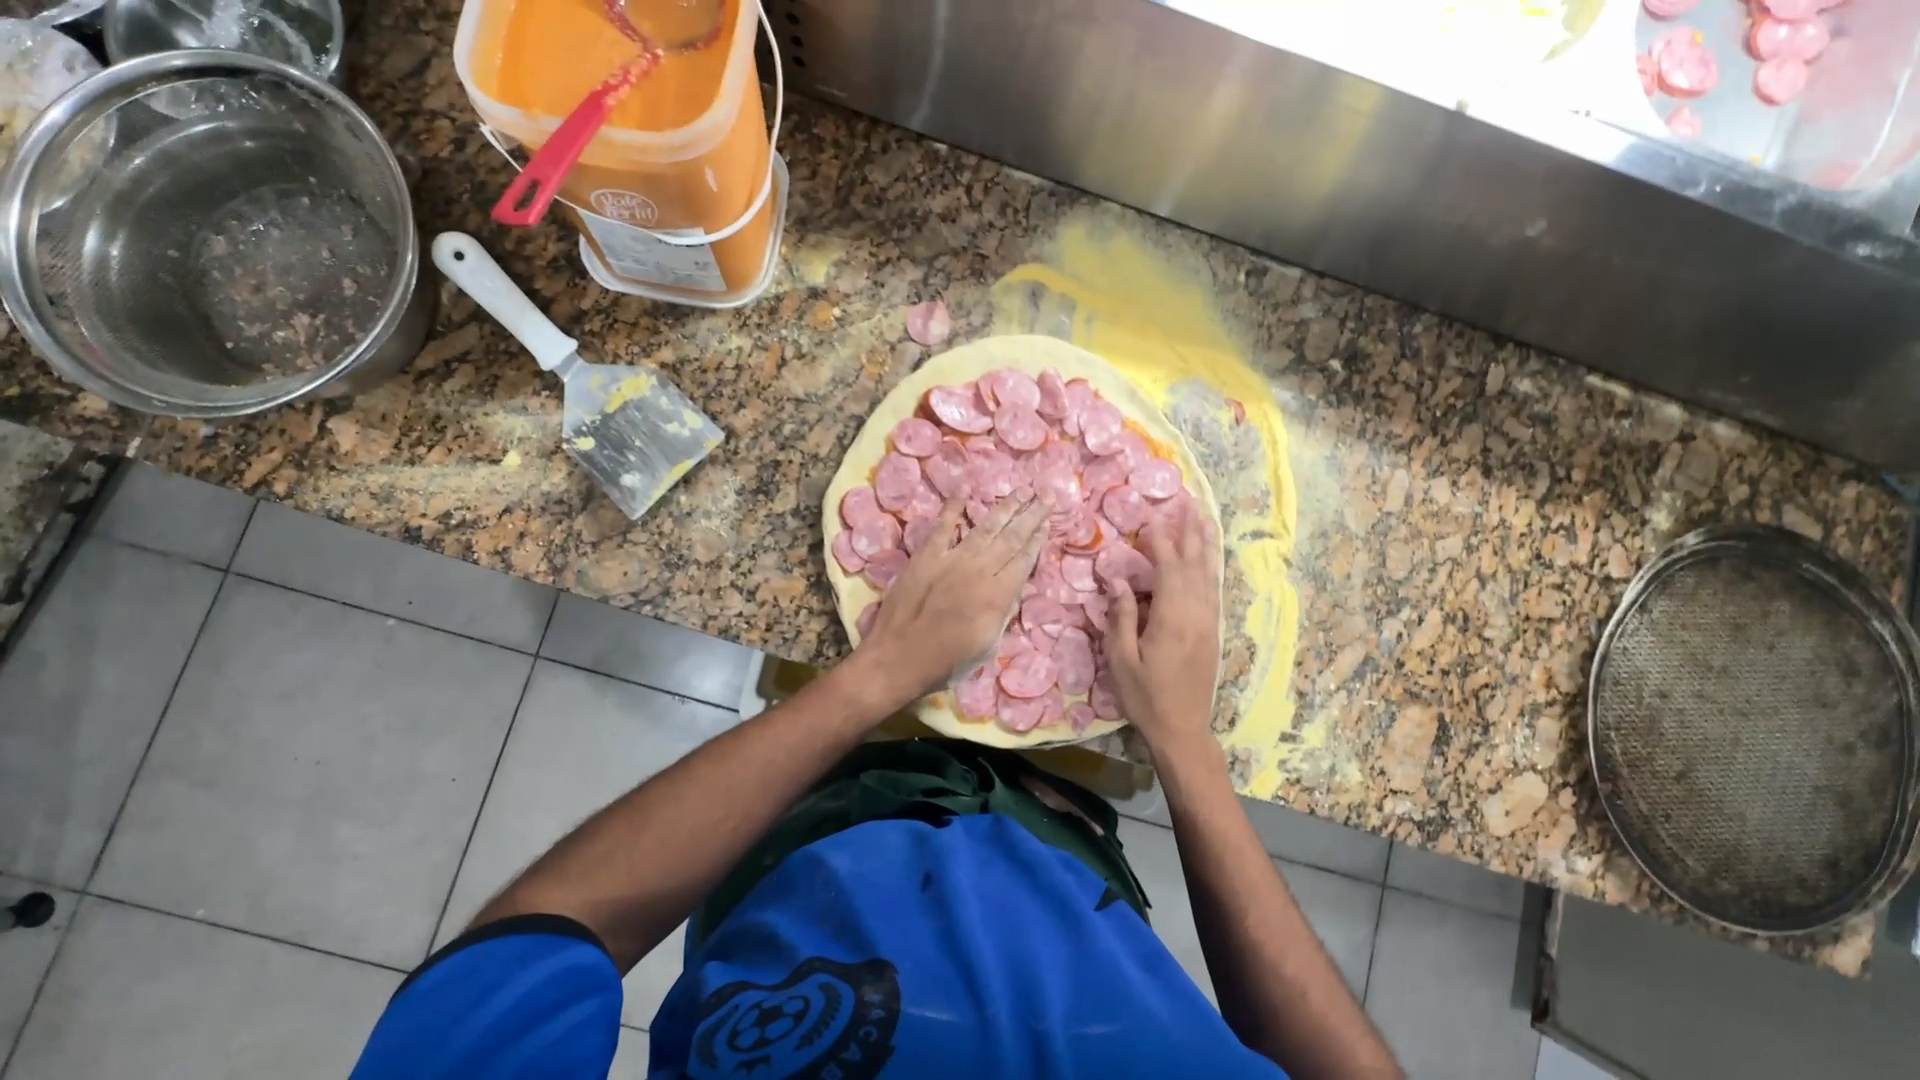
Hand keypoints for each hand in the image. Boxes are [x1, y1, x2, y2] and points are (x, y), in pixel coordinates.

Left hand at [852, 491, 1049, 707]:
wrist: (899, 658)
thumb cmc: (947, 661)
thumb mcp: (988, 645)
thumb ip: (1004, 613)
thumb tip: (1017, 589)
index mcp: (997, 594)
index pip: (1024, 560)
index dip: (1038, 540)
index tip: (1048, 523)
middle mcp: (979, 570)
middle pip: (1011, 537)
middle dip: (1030, 516)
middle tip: (1045, 496)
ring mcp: (951, 559)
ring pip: (984, 527)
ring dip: (1004, 507)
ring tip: (1020, 491)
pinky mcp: (925, 556)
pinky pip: (942, 526)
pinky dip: (953, 506)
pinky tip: (964, 490)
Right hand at [1103, 500, 1220, 753]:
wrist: (1183, 730)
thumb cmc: (1145, 698)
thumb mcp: (1122, 660)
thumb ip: (1121, 617)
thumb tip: (1118, 580)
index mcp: (1173, 618)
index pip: (1168, 568)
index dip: (1160, 540)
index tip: (1150, 517)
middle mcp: (1197, 614)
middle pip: (1195, 564)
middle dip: (1189, 531)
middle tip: (1187, 502)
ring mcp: (1208, 622)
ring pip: (1209, 574)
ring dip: (1205, 544)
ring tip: (1203, 518)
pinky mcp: (1212, 632)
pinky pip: (1213, 590)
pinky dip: (1210, 568)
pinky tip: (1207, 559)